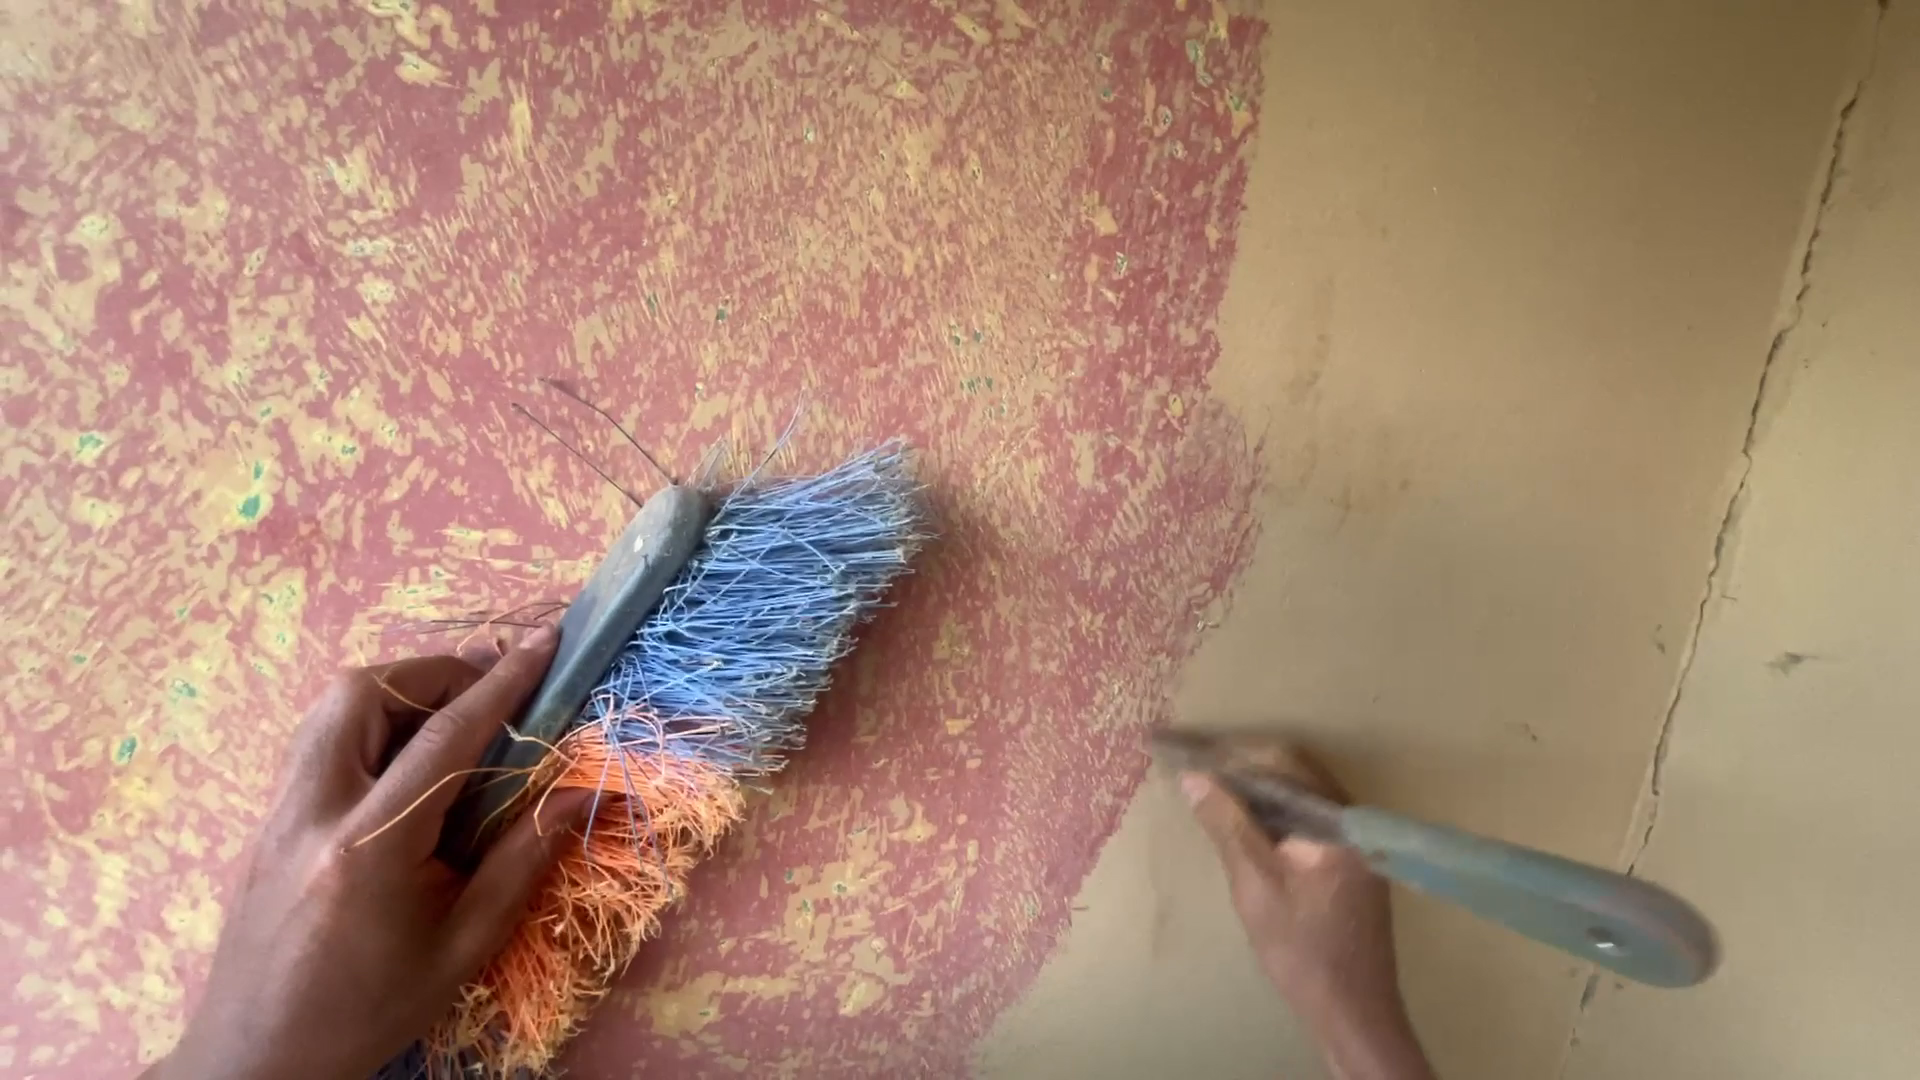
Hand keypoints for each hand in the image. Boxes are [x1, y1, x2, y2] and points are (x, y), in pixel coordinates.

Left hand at [150, 628, 593, 1079]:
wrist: (254, 1067)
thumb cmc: (372, 1008)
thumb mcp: (467, 943)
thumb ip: (524, 857)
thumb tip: (582, 791)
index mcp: (367, 848)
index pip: (445, 736)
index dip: (504, 681)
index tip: (545, 640)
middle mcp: (310, 815)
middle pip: (360, 696)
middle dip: (435, 672)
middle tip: (489, 691)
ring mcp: (276, 816)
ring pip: (330, 709)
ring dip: (401, 692)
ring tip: (455, 716)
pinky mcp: (266, 823)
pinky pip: (322, 740)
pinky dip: (375, 722)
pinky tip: (411, 757)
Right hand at [1181, 739, 1434, 1079]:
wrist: (1351, 1013)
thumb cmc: (1302, 948)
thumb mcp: (1255, 883)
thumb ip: (1227, 824)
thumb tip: (1193, 775)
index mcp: (1335, 820)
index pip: (1279, 761)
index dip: (1228, 752)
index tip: (1187, 751)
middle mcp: (1349, 819)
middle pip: (1289, 769)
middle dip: (1237, 763)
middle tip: (1191, 763)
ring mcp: (1349, 838)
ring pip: (1292, 790)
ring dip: (1249, 784)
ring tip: (1205, 783)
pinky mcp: (1342, 856)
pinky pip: (1299, 813)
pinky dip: (1265, 807)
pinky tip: (1236, 816)